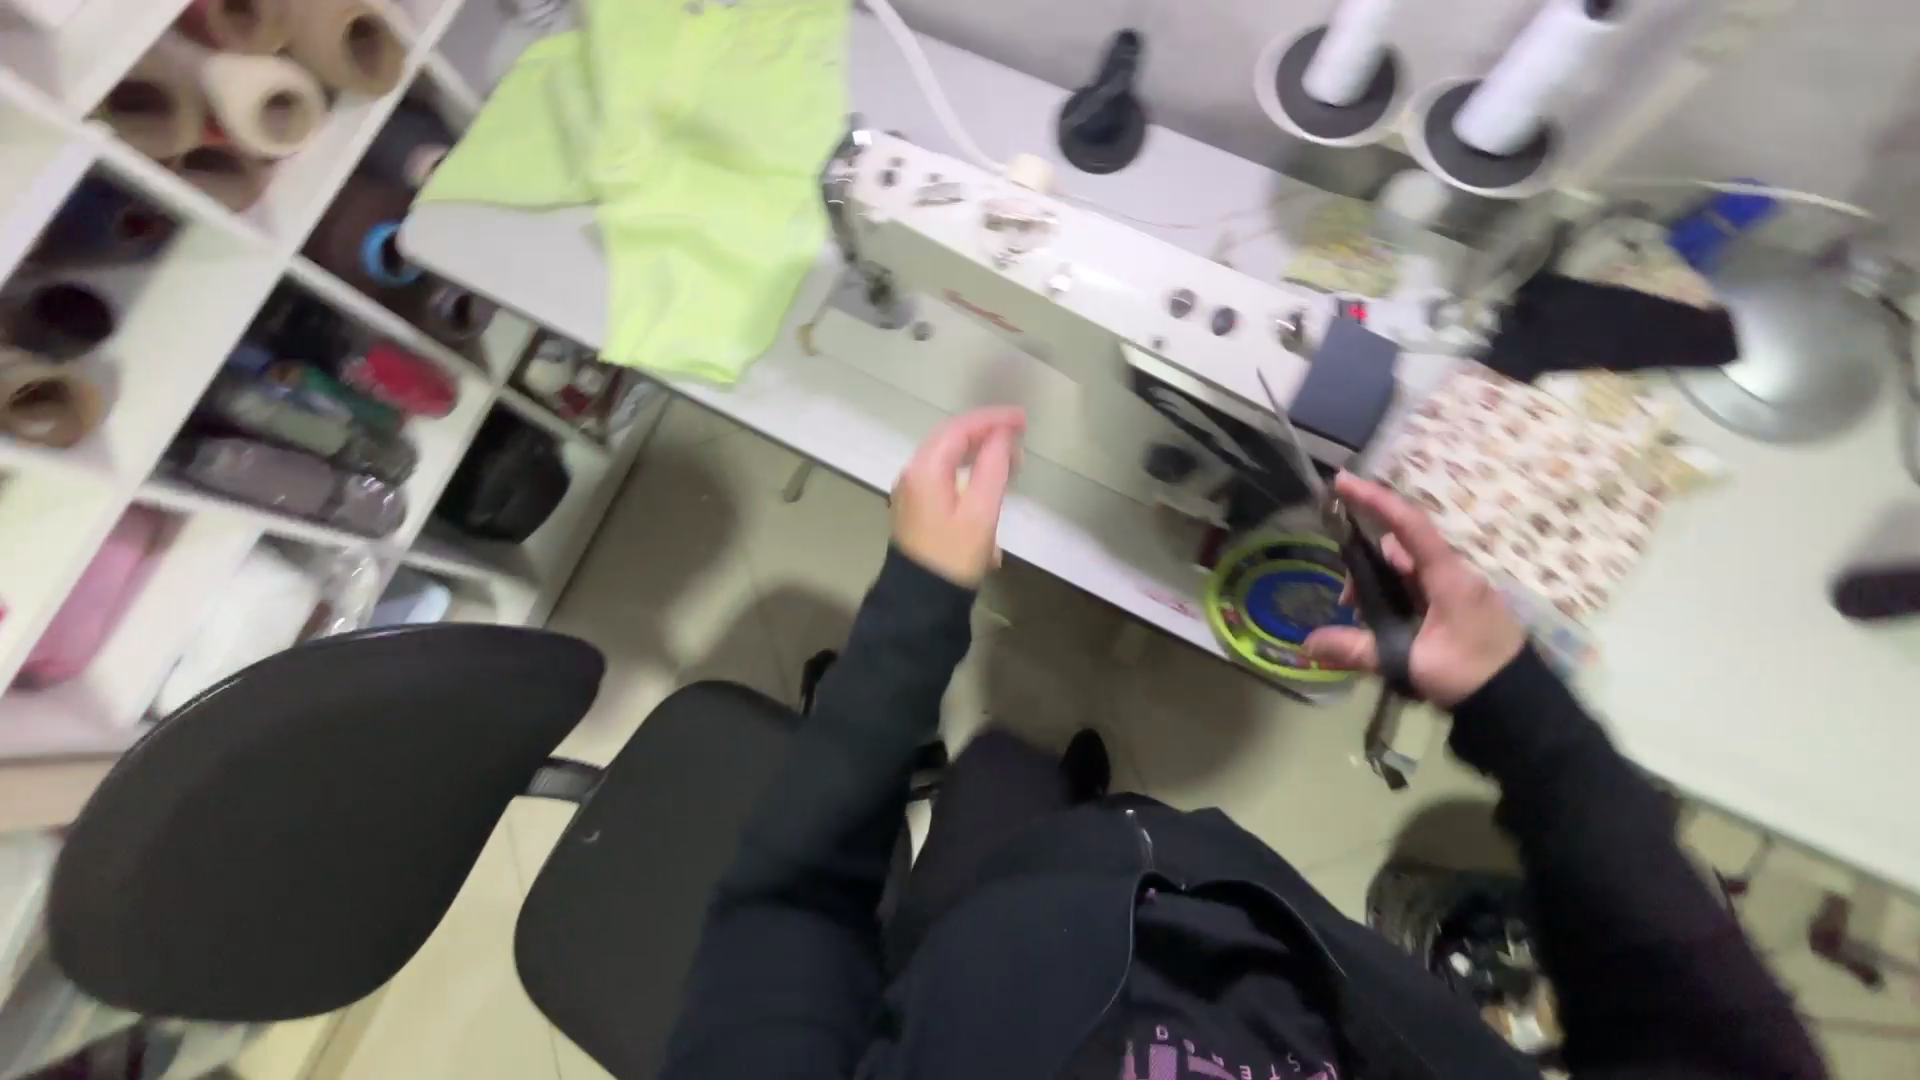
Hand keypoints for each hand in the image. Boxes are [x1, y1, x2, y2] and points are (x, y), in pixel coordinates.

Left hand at [892, 407, 1026, 586]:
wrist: (921, 599)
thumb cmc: (954, 557)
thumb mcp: (980, 513)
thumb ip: (992, 468)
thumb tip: (1002, 436)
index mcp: (925, 469)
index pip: (960, 428)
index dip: (993, 420)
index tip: (1023, 420)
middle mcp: (913, 472)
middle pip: (950, 438)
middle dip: (985, 432)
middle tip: (1019, 435)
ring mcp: (911, 490)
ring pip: (946, 456)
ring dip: (977, 451)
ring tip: (1010, 458)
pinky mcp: (916, 507)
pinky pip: (942, 474)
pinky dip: (966, 469)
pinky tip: (987, 480)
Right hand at [1305, 472, 1524, 707]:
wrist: (1521, 706)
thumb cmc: (1470, 676)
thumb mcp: (1409, 663)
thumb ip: (1357, 650)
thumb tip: (1307, 644)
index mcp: (1449, 577)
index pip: (1408, 526)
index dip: (1375, 499)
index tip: (1343, 482)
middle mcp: (1455, 574)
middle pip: (1399, 549)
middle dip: (1364, 566)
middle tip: (1345, 605)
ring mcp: (1460, 589)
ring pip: (1406, 569)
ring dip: (1378, 586)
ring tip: (1362, 623)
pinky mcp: (1460, 606)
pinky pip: (1418, 586)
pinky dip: (1394, 597)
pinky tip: (1383, 626)